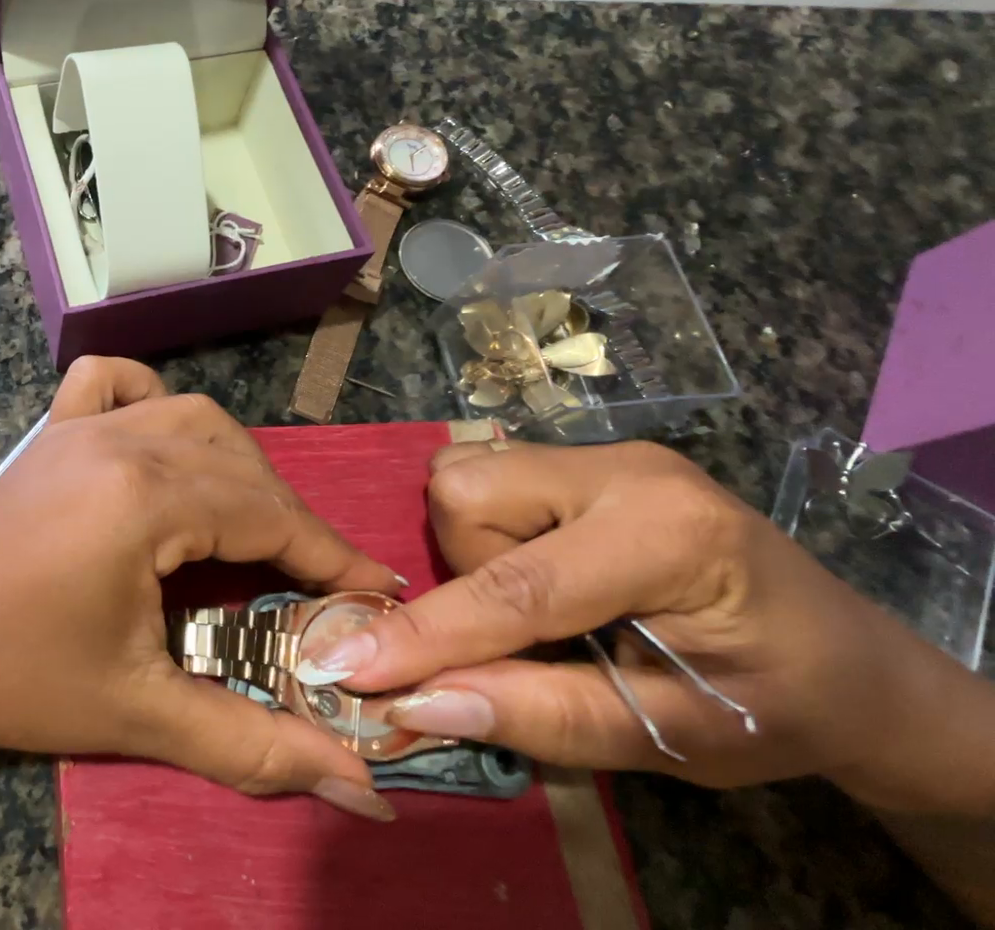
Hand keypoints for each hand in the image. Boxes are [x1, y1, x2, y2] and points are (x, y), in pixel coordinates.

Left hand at [0, 357, 403, 820]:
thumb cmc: (17, 681)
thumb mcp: (140, 713)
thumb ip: (254, 745)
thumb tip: (363, 785)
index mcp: (143, 497)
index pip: (267, 515)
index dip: (329, 557)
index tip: (375, 591)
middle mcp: (116, 440)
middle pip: (236, 461)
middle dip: (284, 518)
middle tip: (305, 580)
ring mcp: (74, 428)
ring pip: (187, 416)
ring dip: (233, 464)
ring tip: (247, 526)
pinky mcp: (45, 437)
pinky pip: (108, 384)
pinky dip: (149, 401)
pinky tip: (160, 447)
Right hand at [293, 439, 994, 806]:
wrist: (845, 661)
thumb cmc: (770, 710)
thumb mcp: (666, 737)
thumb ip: (537, 714)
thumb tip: (412, 702)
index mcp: (671, 536)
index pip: (516, 587)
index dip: (427, 634)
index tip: (345, 667)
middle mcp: (625, 468)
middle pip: (466, 493)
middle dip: (466, 570)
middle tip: (534, 630)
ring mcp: (604, 454)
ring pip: (462, 477)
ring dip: (474, 552)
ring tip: (541, 602)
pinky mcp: (583, 460)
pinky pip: (482, 476)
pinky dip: (484, 532)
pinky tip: (537, 568)